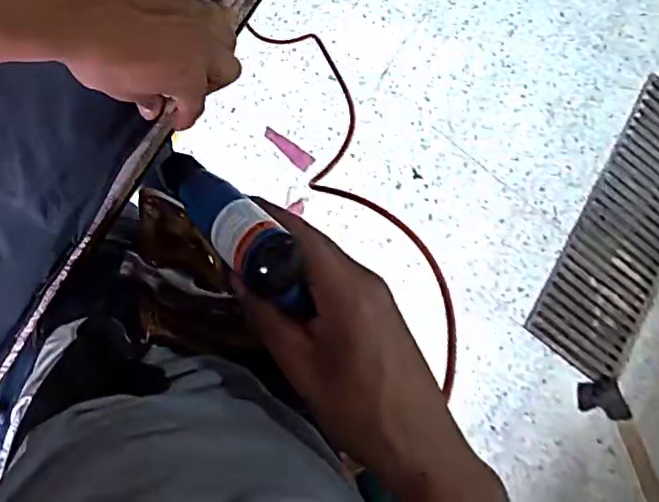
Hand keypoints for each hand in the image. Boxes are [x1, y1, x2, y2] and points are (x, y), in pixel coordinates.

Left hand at [49, 0, 240, 129]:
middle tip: (185, 89)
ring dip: (214, 52)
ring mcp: (197, 19)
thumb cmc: (100, 57)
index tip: (177, 118)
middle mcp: (202, 47)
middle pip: (227, 70)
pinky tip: (184, 33)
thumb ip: (147, 98)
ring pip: (226, 38)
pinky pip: (209, 14)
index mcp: (190, 78)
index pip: (196, 105)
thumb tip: (154, 104)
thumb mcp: (124, 90)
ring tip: (192, 58)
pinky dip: (203, 27)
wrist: (83, 15)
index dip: (185, 116)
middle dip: (210, 83)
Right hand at [236, 203, 500, 501]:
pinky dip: (310, 277)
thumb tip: (239, 280)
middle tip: (236, 245)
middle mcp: (365, 277)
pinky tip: (291, 299)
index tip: (234, 209)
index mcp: (346, 286)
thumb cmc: (361, 411)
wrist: (423, 448)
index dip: (265, 214)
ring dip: (291, 260)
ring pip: (324, 259)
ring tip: (256, 274)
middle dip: (272, 238)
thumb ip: (266, 317)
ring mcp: (377, 291)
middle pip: (312, 241)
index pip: (300, 231)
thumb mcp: (301, 367)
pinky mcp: (381, 306)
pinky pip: (338, 276)